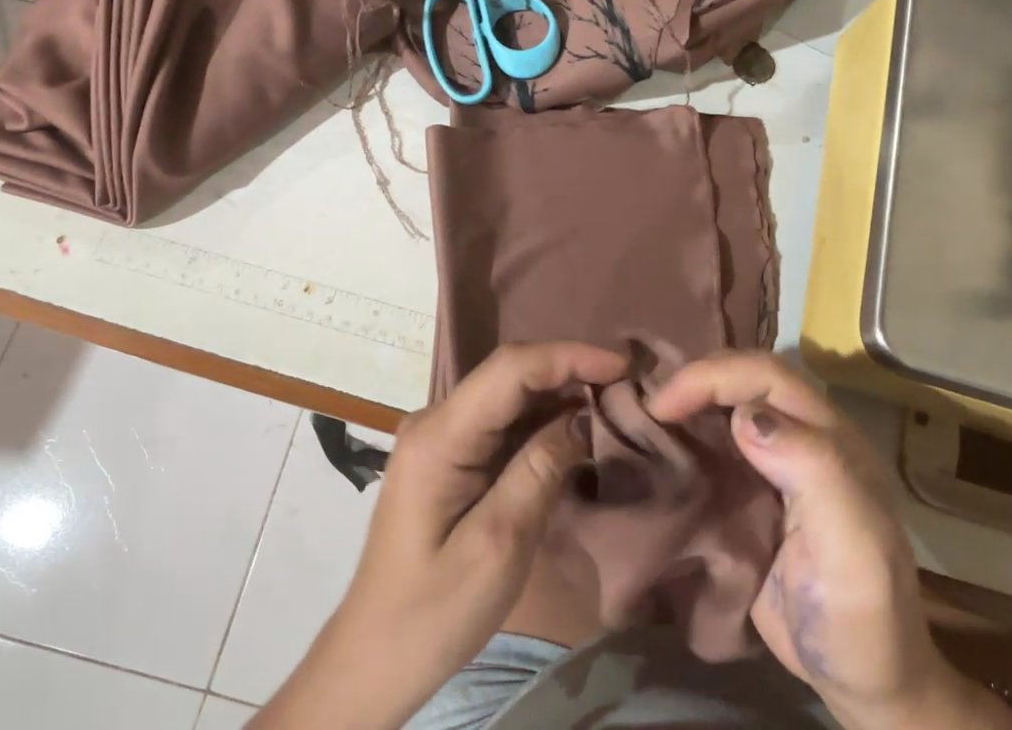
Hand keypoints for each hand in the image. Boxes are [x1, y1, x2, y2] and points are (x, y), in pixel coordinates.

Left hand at [253, 342, 626, 729]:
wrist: (379, 654)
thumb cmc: (435, 610)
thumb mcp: (498, 544)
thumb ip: (539, 470)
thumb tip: (583, 414)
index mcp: (438, 436)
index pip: (509, 369)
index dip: (569, 357)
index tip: (624, 366)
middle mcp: (436, 423)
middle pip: (510, 375)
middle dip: (571, 371)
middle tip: (632, 386)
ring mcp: (443, 440)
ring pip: (510, 397)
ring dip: (562, 395)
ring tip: (618, 404)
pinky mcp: (453, 461)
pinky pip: (504, 425)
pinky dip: (545, 422)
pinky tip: (582, 432)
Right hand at [650, 353, 1011, 729]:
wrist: (860, 677)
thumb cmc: (860, 615)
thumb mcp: (851, 548)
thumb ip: (815, 472)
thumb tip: (747, 416)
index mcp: (832, 441)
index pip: (767, 377)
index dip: (712, 377)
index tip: (663, 405)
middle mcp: (804, 442)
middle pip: (745, 383)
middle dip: (695, 381)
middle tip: (644, 408)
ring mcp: (779, 469)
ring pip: (730, 409)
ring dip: (688, 405)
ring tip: (641, 419)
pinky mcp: (755, 496)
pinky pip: (718, 448)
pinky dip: (686, 439)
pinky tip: (658, 450)